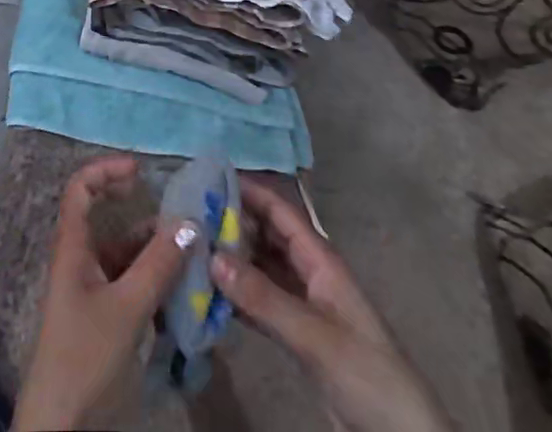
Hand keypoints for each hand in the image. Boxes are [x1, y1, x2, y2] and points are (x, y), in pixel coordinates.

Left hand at [13, 156, 194, 431]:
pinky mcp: (108, 315)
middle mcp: (82, 259)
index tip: (140, 169)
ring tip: (199, 250)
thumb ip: (157, 266)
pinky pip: (135, 283)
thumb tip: (189, 223)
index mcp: (73, 246)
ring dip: (158, 249)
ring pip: (127, 254)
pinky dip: (159, 279)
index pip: (80, 190)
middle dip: (144, 213)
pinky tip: (191, 286)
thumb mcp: (126, 308)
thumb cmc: (85, 353)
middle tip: (183, 213)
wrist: (64, 418)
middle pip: (109, 220)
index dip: (105, 171)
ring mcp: (95, 287)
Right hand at [210, 179, 451, 431]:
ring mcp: (300, 303)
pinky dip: (231, 293)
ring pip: (257, 266)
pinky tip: (202, 290)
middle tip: (183, 214)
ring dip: (226, 257)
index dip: (247, 190)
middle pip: (263, 235)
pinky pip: (255, 299)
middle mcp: (307, 273)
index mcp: (321, 261)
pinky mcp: (292, 331)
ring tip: (185, 247)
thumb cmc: (369, 375)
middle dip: (228, 221)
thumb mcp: (316, 335)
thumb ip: (263, 296)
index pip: (279, 212)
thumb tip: (209, 254)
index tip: (205, 176)